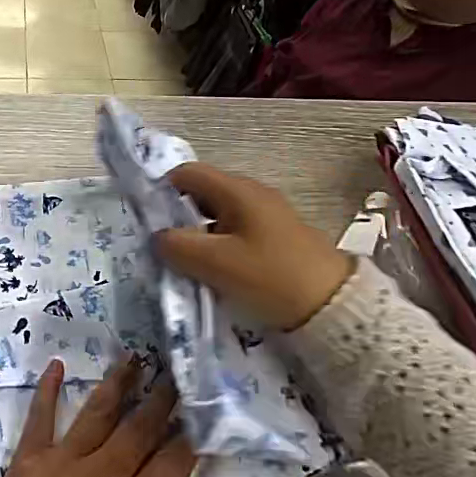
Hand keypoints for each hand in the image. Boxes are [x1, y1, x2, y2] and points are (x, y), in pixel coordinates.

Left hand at [0, 358, 233, 476]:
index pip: (172, 463)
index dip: (191, 438)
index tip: (204, 413)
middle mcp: (103, 476)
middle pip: (140, 430)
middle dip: (162, 400)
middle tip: (177, 371)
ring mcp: (64, 464)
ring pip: (98, 414)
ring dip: (119, 385)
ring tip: (135, 357)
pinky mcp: (28, 463)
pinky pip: (39, 421)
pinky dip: (47, 392)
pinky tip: (56, 365)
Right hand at [156, 163, 353, 329]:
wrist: (331, 303)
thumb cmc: (271, 276)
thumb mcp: (219, 264)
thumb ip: (180, 246)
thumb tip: (158, 235)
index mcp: (238, 190)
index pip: (189, 173)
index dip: (162, 189)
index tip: (144, 219)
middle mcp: (251, 194)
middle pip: (202, 194)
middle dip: (178, 216)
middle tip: (158, 247)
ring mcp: (265, 215)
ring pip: (218, 216)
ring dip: (198, 235)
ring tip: (180, 264)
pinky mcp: (274, 236)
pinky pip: (235, 232)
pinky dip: (218, 246)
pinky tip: (211, 272)